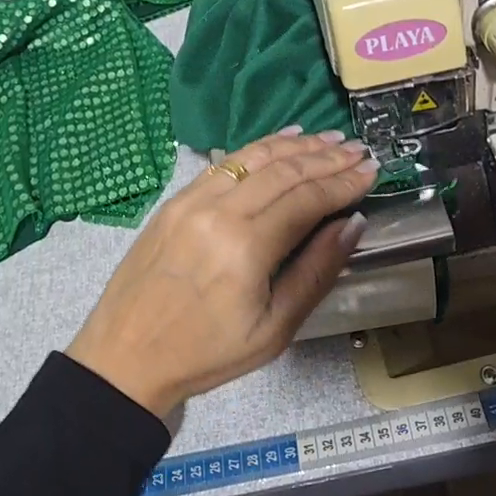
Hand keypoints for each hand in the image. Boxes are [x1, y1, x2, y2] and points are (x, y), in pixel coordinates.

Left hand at [66, 127, 378, 417]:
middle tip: (358, 149)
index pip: (306, 199)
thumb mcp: (274, 330)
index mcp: (246, 248)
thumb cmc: (206, 353)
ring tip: (328, 139)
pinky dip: (259, 147)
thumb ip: (317, 272)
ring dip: (297, 145)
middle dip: (326, 158)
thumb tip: (352, 223)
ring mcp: (193, 199)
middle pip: (284, 171)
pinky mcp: (176, 199)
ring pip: (254, 158)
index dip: (343, 182)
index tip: (371, 169)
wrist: (125, 357)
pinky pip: (226, 162)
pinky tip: (283, 141)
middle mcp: (220, 211)